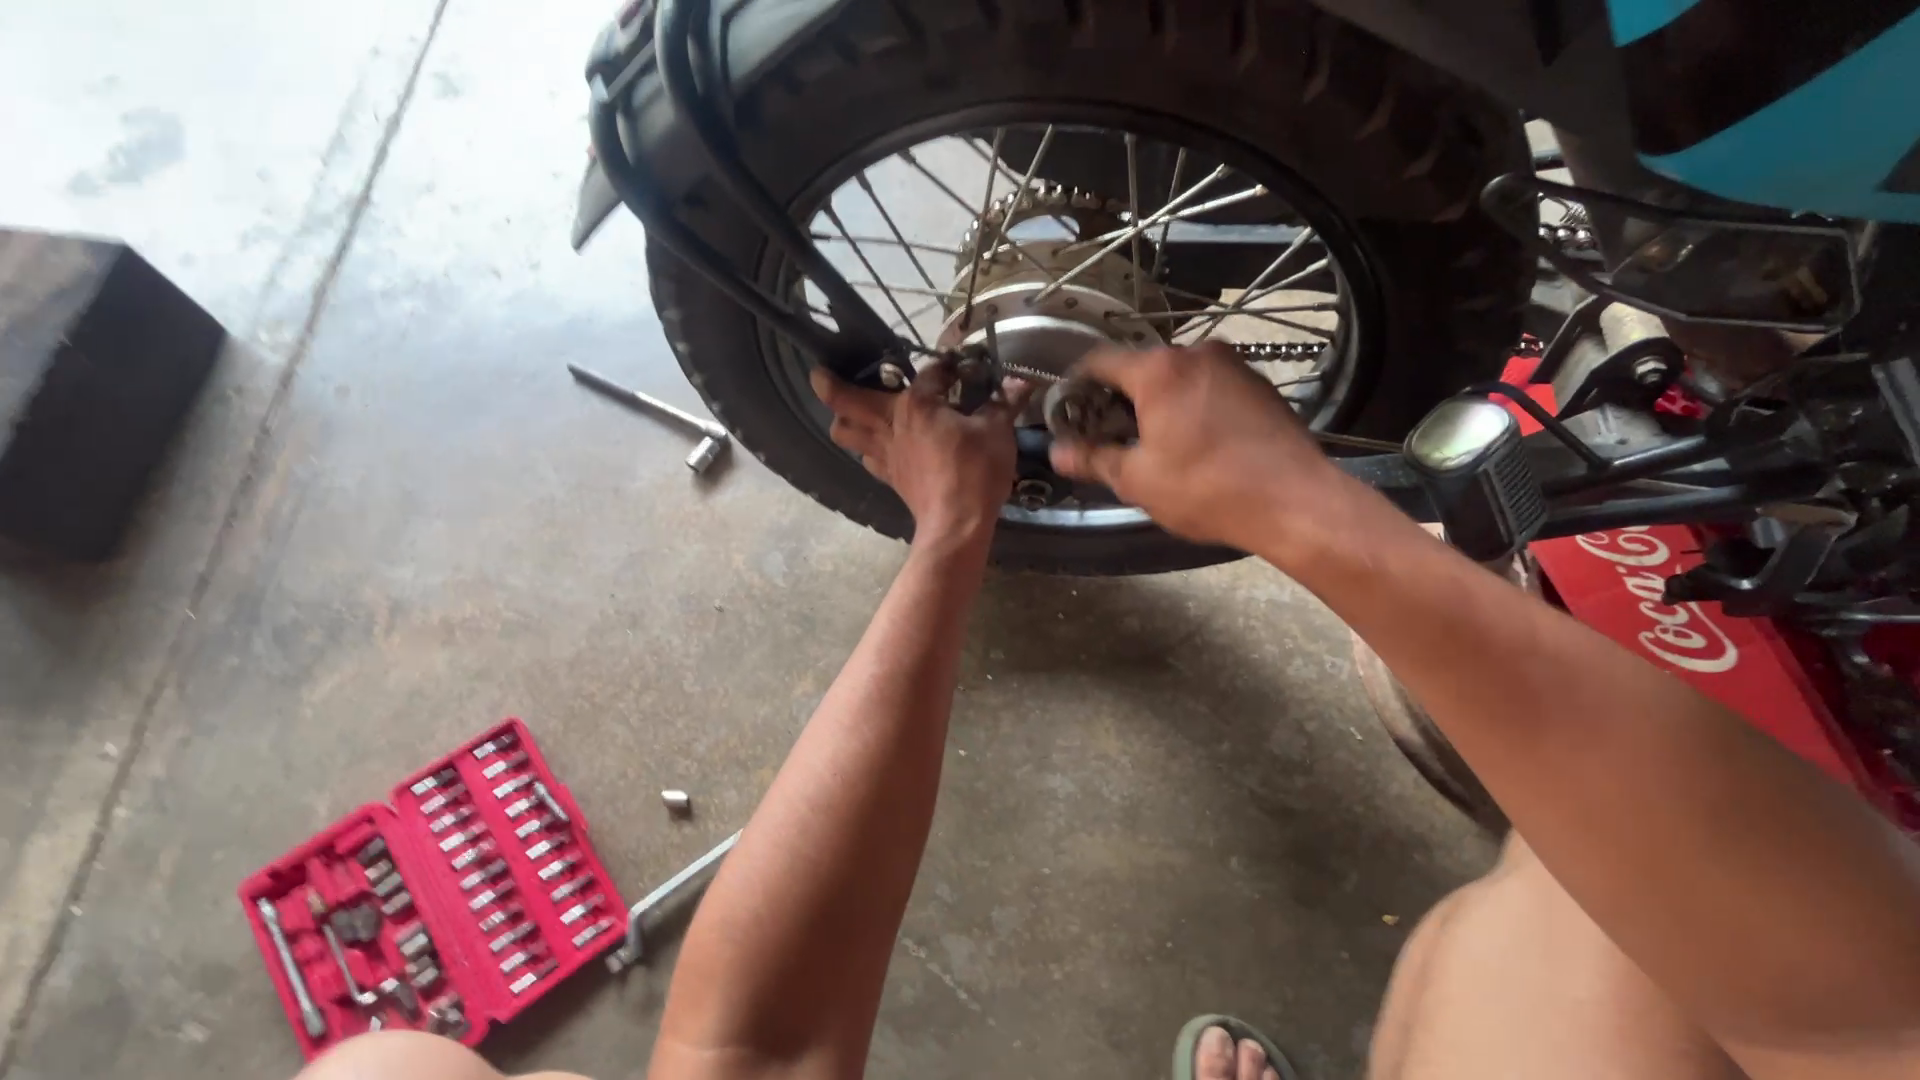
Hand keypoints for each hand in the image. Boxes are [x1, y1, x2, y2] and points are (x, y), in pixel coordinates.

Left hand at [811, 363, 1032, 547]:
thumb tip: (1022, 382)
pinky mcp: (889, 476)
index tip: (960, 366)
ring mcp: (884, 453)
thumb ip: (1004, 404)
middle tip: (820, 374)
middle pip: (845, 400)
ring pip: (845, 432)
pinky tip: (878, 448)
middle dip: (829, 385)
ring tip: (849, 412)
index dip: (946, 366)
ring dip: (843, 420)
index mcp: (916, 404)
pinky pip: (867, 458)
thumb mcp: (997, 431)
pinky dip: (867, 449)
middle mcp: (890, 423)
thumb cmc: (975, 471)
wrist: (957, 523)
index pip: (930, 373)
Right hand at [1048, 342, 1351, 550]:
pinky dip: (1192, 406)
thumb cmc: (1209, 489)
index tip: (1069, 413)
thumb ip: (1093, 459)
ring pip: (1177, 377)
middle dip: (1120, 399)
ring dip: (1158, 403)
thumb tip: (1058, 453)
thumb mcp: (1138, 480)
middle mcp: (1196, 353)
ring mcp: (1233, 364)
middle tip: (1109, 436)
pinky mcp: (1259, 383)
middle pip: (1140, 368)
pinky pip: (1209, 386)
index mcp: (1158, 369)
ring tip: (1153, 444)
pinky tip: (1194, 442)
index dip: (1076, 386)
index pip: (1099, 362)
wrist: (1295, 501)